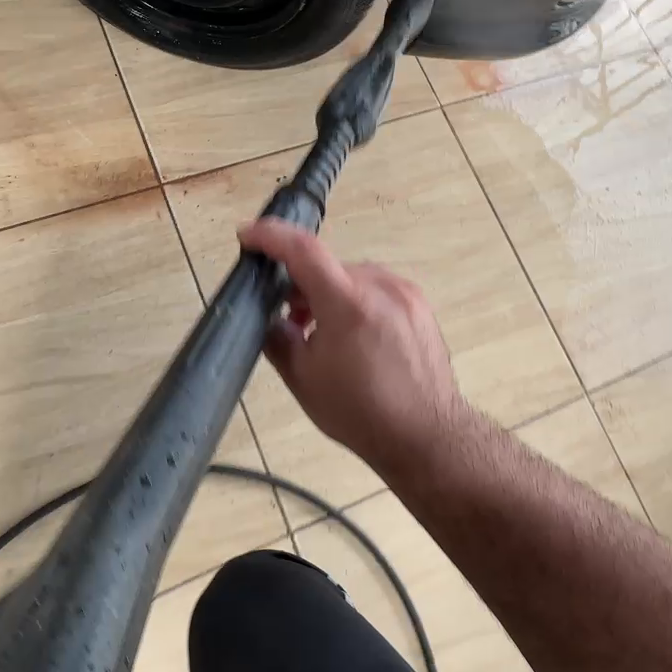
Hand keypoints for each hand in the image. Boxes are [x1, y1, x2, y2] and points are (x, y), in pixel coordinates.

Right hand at [237, 218, 467, 471]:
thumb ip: (277, 337)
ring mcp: (405, 294)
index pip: (302, 250)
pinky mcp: (420, 306)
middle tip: (287, 316)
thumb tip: (267, 316)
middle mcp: (380, 286)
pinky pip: (377, 289)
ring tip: (322, 332)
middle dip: (301, 284)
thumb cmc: (358, 412)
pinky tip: (354, 336)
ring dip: (330, 293)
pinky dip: (356, 301)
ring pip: (352, 278)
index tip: (246, 235)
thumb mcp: (303, 379)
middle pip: (328, 268)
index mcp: (347, 302)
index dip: (270, 236)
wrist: (426, 436)